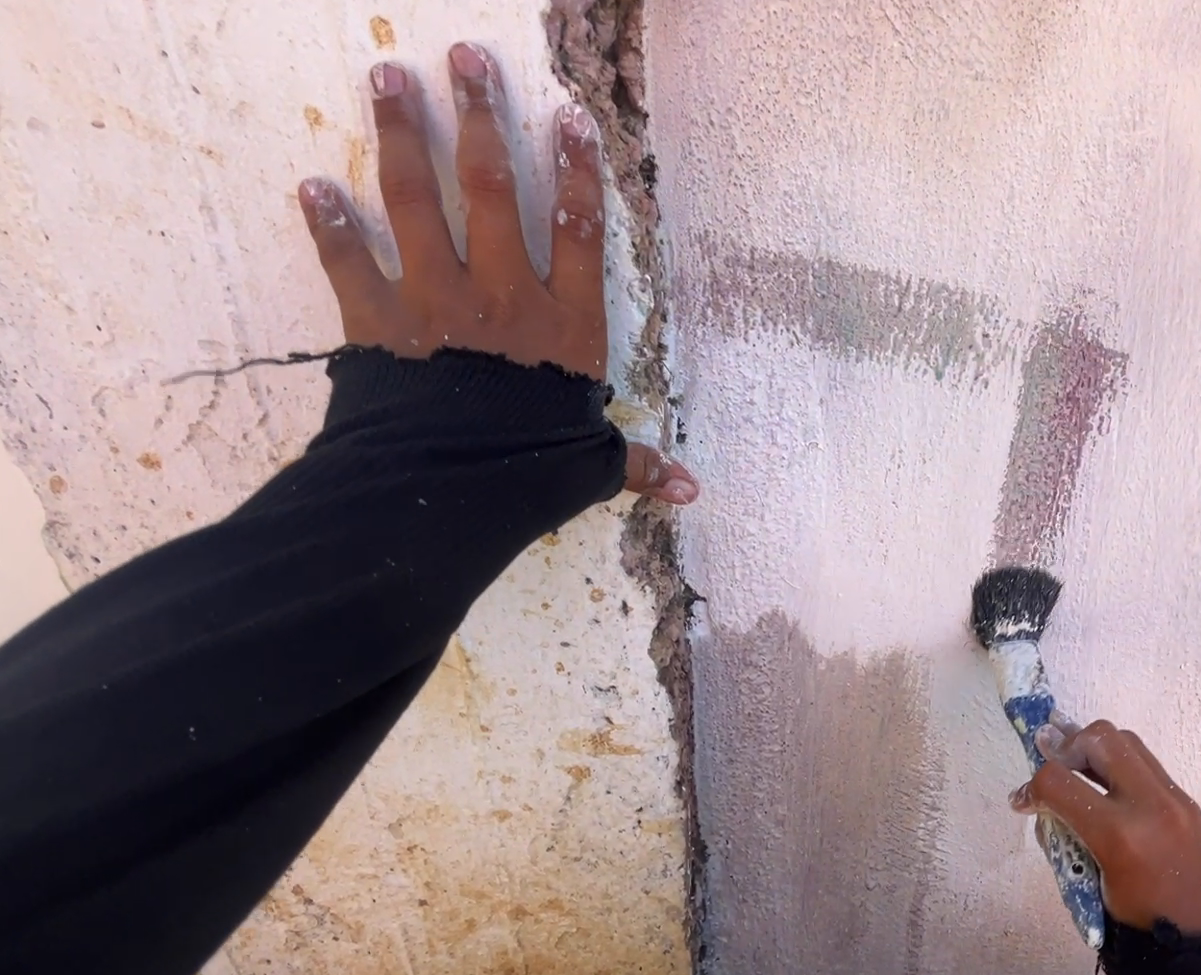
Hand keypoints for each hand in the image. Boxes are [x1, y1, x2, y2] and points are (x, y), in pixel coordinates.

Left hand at [295, 43, 697, 504]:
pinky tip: (312, 185)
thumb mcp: (595, 464)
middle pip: (495, 195)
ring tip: (388, 80)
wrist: (450, 488)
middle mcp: (504, 296)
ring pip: (419, 205)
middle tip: (465, 61)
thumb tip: (694, 494)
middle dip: (484, 125)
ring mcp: (437, 302)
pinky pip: (349, 265)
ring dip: (403, 139)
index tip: (571, 120)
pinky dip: (329, 226)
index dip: (578, 176)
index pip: (579, 235)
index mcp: (564, 324)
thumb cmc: (533, 470)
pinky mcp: (378, 323)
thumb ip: (640, 465)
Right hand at [1011, 719, 1200, 935]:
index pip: (1059, 782)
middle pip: (1100, 738)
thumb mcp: (1085, 888)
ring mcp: (1175, 799)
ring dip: (1095, 749)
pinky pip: (1145, 763)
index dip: (1031, 787)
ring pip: (1126, 740)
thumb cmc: (1134, 932)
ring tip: (1077, 770)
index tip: (1022, 801)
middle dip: (1067, 747)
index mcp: (1121, 835)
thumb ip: (1063, 838)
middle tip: (1054, 768)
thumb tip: (1041, 802)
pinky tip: (1104, 787)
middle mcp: (1151, 805)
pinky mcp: (1186, 802)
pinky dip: (1118, 765)